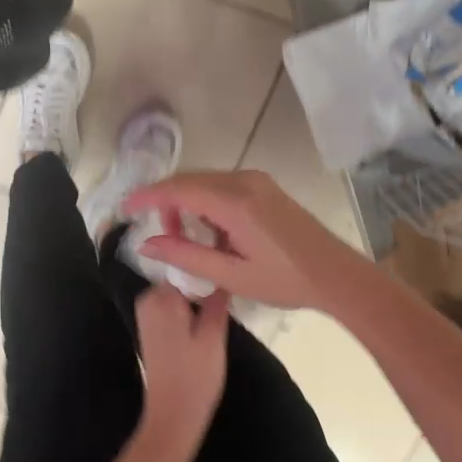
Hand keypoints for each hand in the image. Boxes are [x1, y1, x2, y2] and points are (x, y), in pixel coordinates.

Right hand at [124, 170, 367, 310]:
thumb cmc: (285, 281)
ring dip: (187, 201)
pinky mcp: (265, 187)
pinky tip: (211, 231)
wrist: (336, 274)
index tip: (124, 207)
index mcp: (235, 202)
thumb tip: (147, 244)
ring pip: (206, 181)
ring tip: (184, 237)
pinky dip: (206, 202)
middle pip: (190, 180)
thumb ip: (186, 256)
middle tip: (159, 234)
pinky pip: (223, 185)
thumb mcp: (231, 276)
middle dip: (167, 201)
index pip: (179, 189)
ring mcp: (257, 181)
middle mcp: (244, 181)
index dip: (148, 196)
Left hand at [135, 284, 228, 456]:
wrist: (172, 418)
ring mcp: (147, 314)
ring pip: (180, 293)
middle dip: (204, 287)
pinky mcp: (151, 328)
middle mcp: (147, 300)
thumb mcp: (213, 336)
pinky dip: (189, 311)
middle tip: (228, 299)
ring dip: (199, 300)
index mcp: (160, 297)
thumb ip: (217, 300)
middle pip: (183, 278)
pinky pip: (174, 306)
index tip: (230, 277)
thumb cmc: (195, 377)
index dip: (211, 272)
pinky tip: (205, 323)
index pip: (189, 267)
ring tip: (221, 310)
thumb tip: (223, 273)